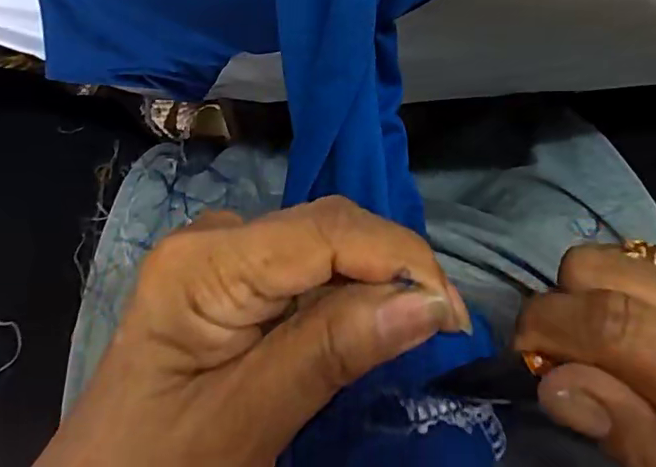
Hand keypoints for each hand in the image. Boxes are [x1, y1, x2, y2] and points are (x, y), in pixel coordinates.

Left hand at [39, 195, 472, 466]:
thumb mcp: (243, 425)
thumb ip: (330, 353)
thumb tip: (427, 302)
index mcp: (203, 261)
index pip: (325, 230)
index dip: (398, 257)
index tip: (452, 314)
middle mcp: (216, 235)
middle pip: (328, 228)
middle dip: (392, 267)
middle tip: (442, 325)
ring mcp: (225, 253)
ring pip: (326, 243)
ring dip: (377, 279)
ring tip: (419, 321)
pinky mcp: (236, 276)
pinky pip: (309, 267)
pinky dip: (349, 292)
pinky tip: (371, 321)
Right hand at [514, 245, 655, 466]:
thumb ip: (634, 438)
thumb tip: (553, 380)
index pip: (617, 323)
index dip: (551, 327)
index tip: (523, 354)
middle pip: (609, 267)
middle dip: (569, 307)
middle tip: (575, 364)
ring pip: (626, 251)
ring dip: (603, 294)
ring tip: (621, 350)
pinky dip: (640, 287)